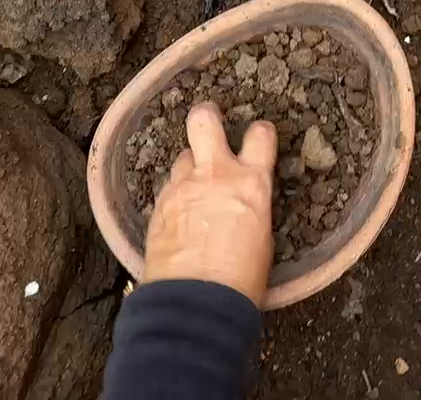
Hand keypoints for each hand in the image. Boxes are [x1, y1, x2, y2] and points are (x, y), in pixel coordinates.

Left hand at [142, 103, 276, 303]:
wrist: (195, 305)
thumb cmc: (240, 279)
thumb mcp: (262, 234)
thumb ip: (252, 204)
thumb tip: (244, 200)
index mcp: (251, 182)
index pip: (261, 134)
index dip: (260, 132)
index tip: (258, 137)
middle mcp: (216, 174)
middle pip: (204, 120)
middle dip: (206, 115)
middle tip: (208, 120)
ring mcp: (182, 187)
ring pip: (183, 156)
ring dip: (190, 167)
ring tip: (193, 187)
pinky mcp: (158, 206)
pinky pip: (167, 186)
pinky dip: (174, 193)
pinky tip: (178, 214)